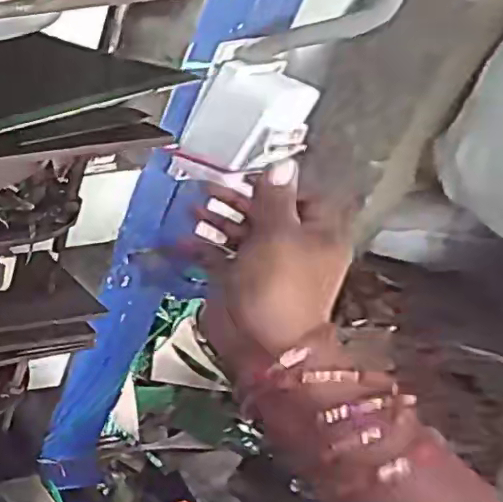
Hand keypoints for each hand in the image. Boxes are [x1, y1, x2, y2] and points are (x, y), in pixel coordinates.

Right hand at [191, 159, 352, 373]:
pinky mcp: (235, 278)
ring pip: (240, 234)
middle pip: (268, 215)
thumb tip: (282, 164)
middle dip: (240, 201)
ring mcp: (263, 264)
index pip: (307, 200)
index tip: (249, 178)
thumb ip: (275, 199)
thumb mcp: (279, 235)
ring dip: (217, 221)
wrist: (261, 337)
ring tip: (194, 209)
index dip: (280, 187)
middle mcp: (293, 247)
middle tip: (211, 190)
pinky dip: (202, 245)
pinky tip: (184, 237)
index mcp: (318, 235)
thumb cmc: (278, 284)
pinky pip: (218, 255)